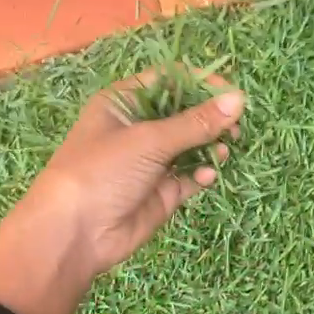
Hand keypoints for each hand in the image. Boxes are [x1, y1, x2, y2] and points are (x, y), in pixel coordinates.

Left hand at [0, 68, 243, 313]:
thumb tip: (239, 99)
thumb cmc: (102, 172)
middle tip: (235, 126)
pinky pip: (189, 177)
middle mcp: (138, 130)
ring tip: (226, 149)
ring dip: (210, 146)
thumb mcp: (148, 140)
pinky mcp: (161, 193)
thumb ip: (195, 122)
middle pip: (184, 114)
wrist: (75, 232)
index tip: (232, 93)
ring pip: (191, 147)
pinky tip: (207, 175)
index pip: (169, 81)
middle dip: (211, 118)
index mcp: (124, 104)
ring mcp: (150, 163)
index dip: (201, 83)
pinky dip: (201, 174)